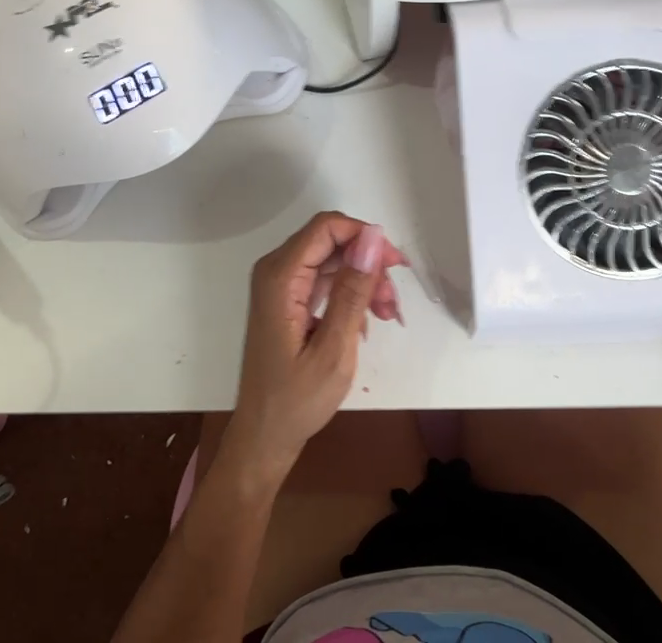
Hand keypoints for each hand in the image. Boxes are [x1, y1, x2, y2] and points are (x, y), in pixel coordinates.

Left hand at [220, 212, 406, 480]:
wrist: (265, 435)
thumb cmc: (297, 400)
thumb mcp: (334, 347)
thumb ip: (353, 290)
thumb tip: (372, 238)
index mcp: (280, 277)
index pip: (327, 227)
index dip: (365, 237)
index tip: (396, 268)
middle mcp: (275, 272)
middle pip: (332, 242)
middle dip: (369, 264)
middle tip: (393, 305)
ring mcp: (280, 286)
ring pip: (333, 261)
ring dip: (364, 282)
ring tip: (386, 318)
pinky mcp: (287, 301)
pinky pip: (325, 280)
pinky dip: (350, 295)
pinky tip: (366, 324)